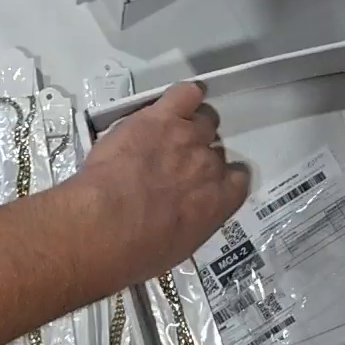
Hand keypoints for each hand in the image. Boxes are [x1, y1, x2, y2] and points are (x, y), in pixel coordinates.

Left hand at [72, 81, 249, 285]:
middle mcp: (210, 165)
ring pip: (203, 120)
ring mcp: (187, 137)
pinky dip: (186, 94)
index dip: (221, 179)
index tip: (205, 184)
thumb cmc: (138, 250)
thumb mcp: (177, 248)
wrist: (107, 224)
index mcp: (220, 201)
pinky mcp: (160, 118)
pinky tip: (180, 100)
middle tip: (173, 166)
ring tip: (169, 137)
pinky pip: (184, 94)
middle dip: (198, 155)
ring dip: (190, 126)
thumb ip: (192, 222)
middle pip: (216, 148)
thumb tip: (185, 217)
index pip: (238, 179)